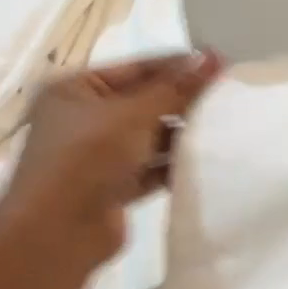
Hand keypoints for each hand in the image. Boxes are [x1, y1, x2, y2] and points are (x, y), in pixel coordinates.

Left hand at [0, 51, 222, 271]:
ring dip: (182, 134)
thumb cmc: (85, 159)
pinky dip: (175, 165)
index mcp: (75, 88)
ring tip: (225, 128)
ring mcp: (97, 153)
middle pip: (145, 101)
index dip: (178, 65)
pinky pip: (152, 167)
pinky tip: (206, 162)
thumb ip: (175, 88)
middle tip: (230, 96)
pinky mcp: (114, 185)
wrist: (57, 231)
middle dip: (183, 101)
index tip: (222, 64)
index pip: (136, 68)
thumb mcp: (133, 115)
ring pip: (150, 136)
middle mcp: (83, 117)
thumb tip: (212, 57)